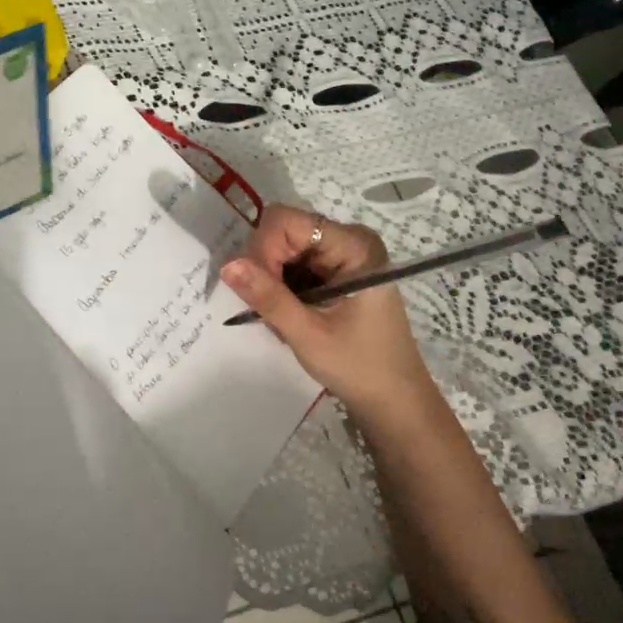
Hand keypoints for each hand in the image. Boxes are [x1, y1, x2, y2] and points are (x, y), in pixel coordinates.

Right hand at [220, 205, 432, 418]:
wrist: (395, 401)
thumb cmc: (359, 367)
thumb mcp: (308, 334)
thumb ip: (268, 297)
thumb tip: (227, 265)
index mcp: (355, 247)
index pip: (286, 221)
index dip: (263, 249)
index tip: (263, 289)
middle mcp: (350, 240)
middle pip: (282, 230)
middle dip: (265, 265)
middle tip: (269, 306)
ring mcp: (343, 254)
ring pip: (283, 246)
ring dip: (271, 277)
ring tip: (282, 314)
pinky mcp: (336, 269)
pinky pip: (292, 260)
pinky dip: (280, 283)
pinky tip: (289, 311)